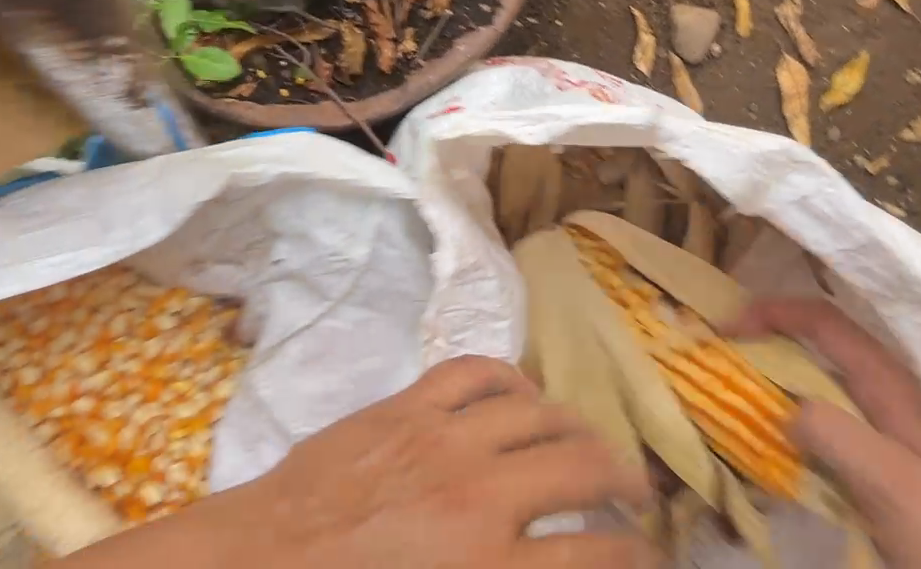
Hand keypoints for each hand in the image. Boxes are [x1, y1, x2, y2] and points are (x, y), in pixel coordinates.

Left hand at [57, 355, 650, 568]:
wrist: (272, 556)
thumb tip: (551, 556)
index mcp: (490, 563)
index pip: (598, 555)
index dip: (638, 552)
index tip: (648, 549)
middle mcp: (479, 494)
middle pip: (580, 469)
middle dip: (622, 479)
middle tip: (634, 489)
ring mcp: (441, 438)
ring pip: (535, 412)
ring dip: (573, 425)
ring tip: (588, 438)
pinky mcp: (407, 404)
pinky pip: (472, 371)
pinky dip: (507, 377)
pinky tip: (522, 392)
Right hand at [730, 297, 920, 568]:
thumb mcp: (890, 480)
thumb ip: (835, 433)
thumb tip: (784, 407)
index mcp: (889, 385)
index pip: (823, 319)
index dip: (772, 311)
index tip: (726, 329)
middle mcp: (883, 395)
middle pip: (816, 342)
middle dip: (764, 338)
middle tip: (718, 353)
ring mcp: (880, 429)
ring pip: (814, 380)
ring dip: (770, 375)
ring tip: (729, 388)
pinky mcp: (874, 461)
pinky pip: (817, 420)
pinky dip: (783, 414)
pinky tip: (764, 436)